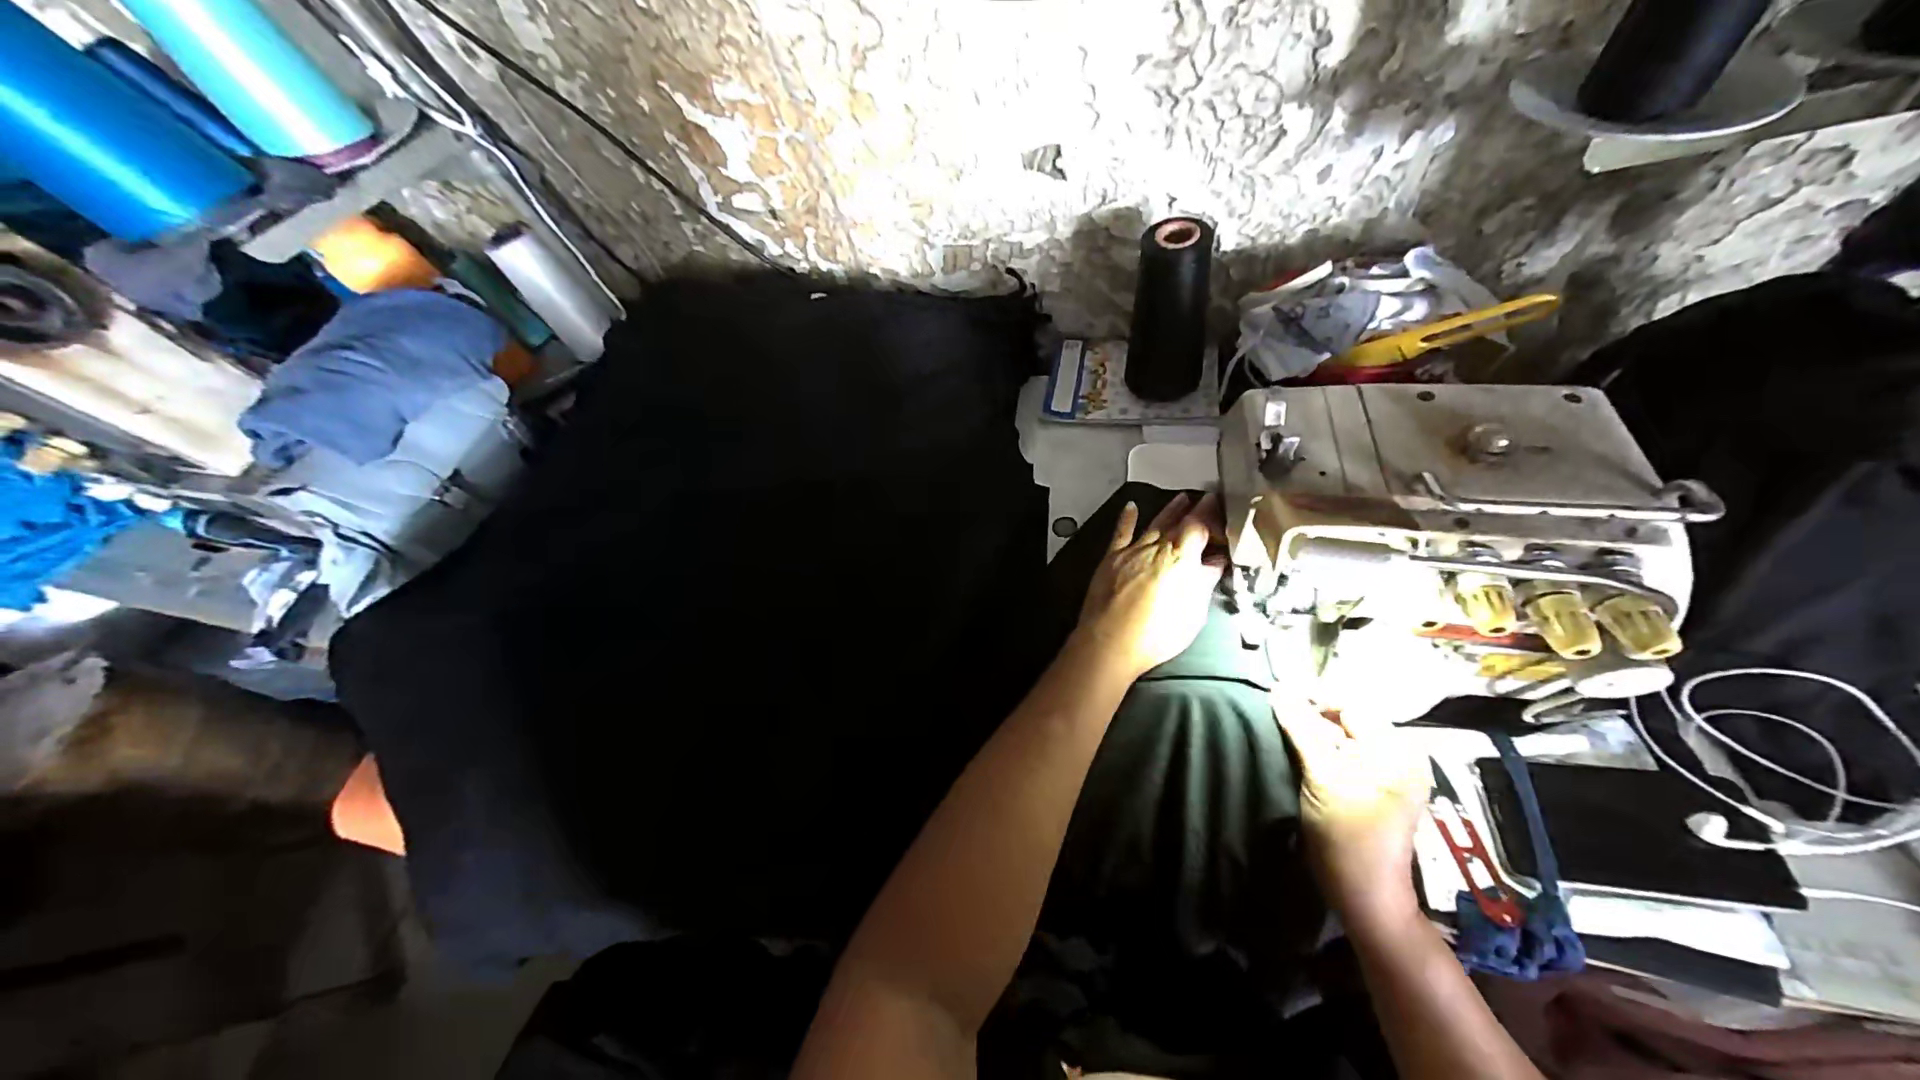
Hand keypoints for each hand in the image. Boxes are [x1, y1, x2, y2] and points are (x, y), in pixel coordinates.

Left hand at [1075, 492, 1224, 680]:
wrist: (1109, 642)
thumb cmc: (1155, 635)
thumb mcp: (1193, 613)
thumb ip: (1203, 583)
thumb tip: (1212, 565)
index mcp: (1181, 560)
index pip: (1199, 527)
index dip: (1211, 515)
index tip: (1219, 506)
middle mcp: (1156, 549)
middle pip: (1178, 522)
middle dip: (1194, 510)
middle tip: (1206, 498)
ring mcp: (1132, 552)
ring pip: (1154, 524)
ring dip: (1169, 511)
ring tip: (1181, 499)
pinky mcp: (1111, 559)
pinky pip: (1121, 532)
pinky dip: (1127, 518)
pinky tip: (1130, 507)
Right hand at [1272, 697, 1430, 932]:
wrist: (1365, 895)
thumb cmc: (1345, 837)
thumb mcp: (1321, 778)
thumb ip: (1301, 730)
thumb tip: (1279, 688)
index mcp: (1399, 751)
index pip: (1351, 707)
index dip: (1314, 701)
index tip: (1277, 701)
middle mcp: (1402, 756)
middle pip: (1349, 721)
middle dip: (1313, 718)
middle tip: (1277, 720)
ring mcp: (1392, 773)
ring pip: (1345, 738)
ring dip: (1315, 735)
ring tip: (1285, 735)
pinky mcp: (1378, 788)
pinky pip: (1348, 755)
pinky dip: (1324, 752)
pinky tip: (1303, 756)